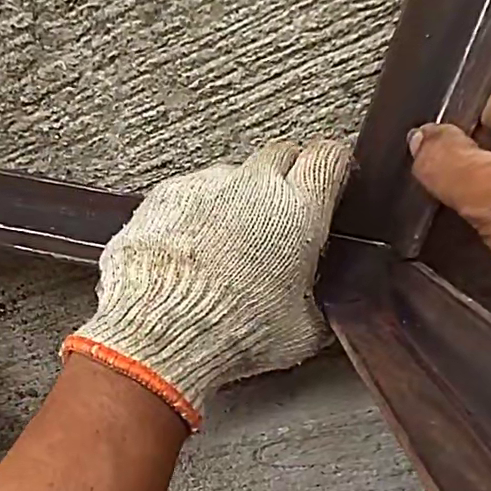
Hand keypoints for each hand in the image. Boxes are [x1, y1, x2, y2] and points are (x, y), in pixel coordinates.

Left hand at [63, 140, 352, 429]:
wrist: (159, 333)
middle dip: (282, 182)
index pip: (329, 158)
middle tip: (276, 224)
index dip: (330, 170)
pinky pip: (186, 195)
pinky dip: (191, 216)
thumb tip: (315, 308)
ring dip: (233, 203)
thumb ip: (315, 303)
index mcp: (298, 212)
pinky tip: (187, 255)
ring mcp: (203, 186)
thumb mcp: (299, 332)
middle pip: (279, 157)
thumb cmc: (228, 333)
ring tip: (222, 253)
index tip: (327, 184)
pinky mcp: (161, 197)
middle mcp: (252, 186)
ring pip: (230, 178)